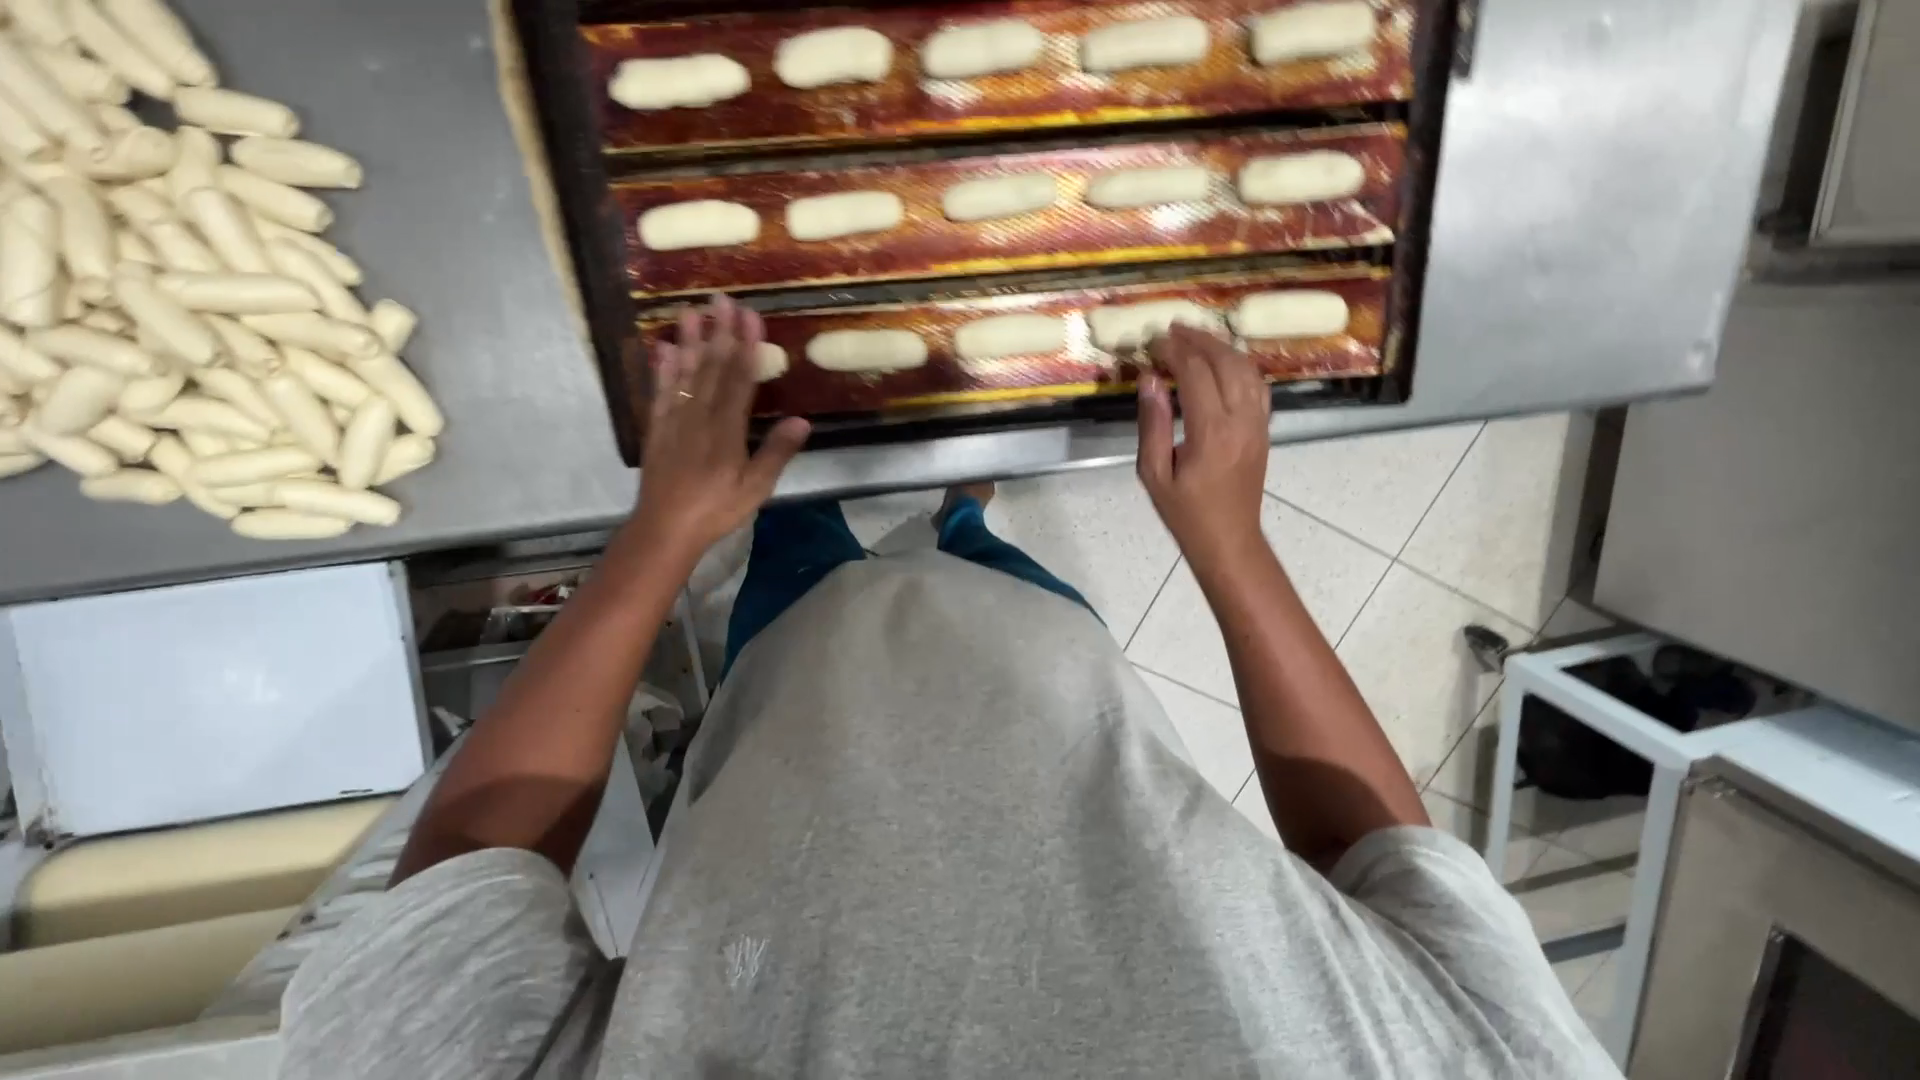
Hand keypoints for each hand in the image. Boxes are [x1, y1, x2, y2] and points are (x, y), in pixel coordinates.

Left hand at [625, 294, 808, 567]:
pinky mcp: (656, 430)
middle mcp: (700, 418)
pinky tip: (666, 348)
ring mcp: (675, 421)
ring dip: (690, 342)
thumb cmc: (717, 510)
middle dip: (720, 333)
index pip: (739, 381)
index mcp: (727, 432)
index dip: (746, 346)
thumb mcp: (756, 488)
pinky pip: (660, 393)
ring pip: (685, 375)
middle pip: (712, 369)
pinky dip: (663, 370)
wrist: (665, 529)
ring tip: (693, 311)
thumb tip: (802, 420)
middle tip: (722, 299)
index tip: (750, 316)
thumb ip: (776, 453)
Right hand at [1136, 323, 1272, 574]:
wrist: (1229, 539)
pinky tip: (1221, 362)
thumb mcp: (1153, 473)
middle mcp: (1241, 421)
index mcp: (1211, 432)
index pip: (1194, 373)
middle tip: (1172, 330)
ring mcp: (1258, 423)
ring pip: (1246, 369)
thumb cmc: (1185, 512)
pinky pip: (1258, 385)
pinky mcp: (1264, 428)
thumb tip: (1150, 379)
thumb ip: (1152, 423)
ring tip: (1194, 338)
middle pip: (1225, 362)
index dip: (1173, 351)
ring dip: (1221, 347)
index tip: (1152, 342)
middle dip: (1198, 340)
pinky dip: (1239, 365)